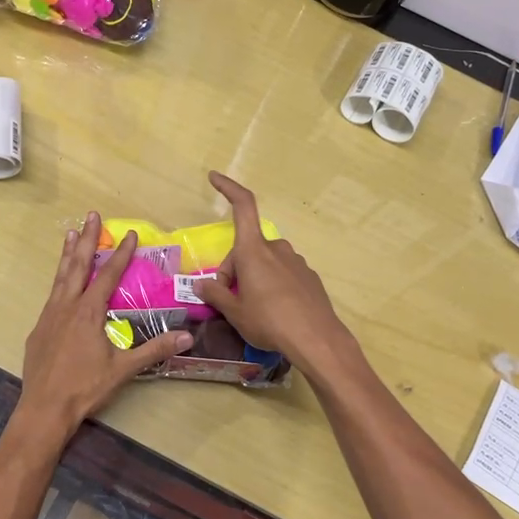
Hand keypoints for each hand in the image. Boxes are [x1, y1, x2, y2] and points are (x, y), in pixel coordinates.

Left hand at [16, 212, 193, 434]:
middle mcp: (66, 307)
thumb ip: (154, 350)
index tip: (130, 234)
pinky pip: (51, 296)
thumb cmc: (85, 388)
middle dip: (87, 239)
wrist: (45, 408)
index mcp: (88, 313)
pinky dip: (58, 280)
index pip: (108, 276)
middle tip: (91, 215)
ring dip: (68, 255)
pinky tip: (61, 282)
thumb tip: (187, 337)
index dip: (120, 254)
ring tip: (70, 234)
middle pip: (78, 266)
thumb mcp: (123, 369)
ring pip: (60, 277)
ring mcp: (49, 317)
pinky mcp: (39, 330)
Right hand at [193, 172, 352, 375]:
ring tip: (252, 308)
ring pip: (265, 262)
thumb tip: (201, 284)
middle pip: (247, 248)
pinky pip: (283, 274)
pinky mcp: (309, 278)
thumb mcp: (235, 313)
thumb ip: (216, 295)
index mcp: (254, 251)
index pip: (242, 206)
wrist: (316, 340)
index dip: (228, 188)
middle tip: (227, 300)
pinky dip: (272, 285)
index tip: (214, 177)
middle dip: (233, 269)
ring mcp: (296, 262)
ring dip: (253, 277)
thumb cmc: (269, 322)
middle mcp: (276, 249)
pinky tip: (274, 311)